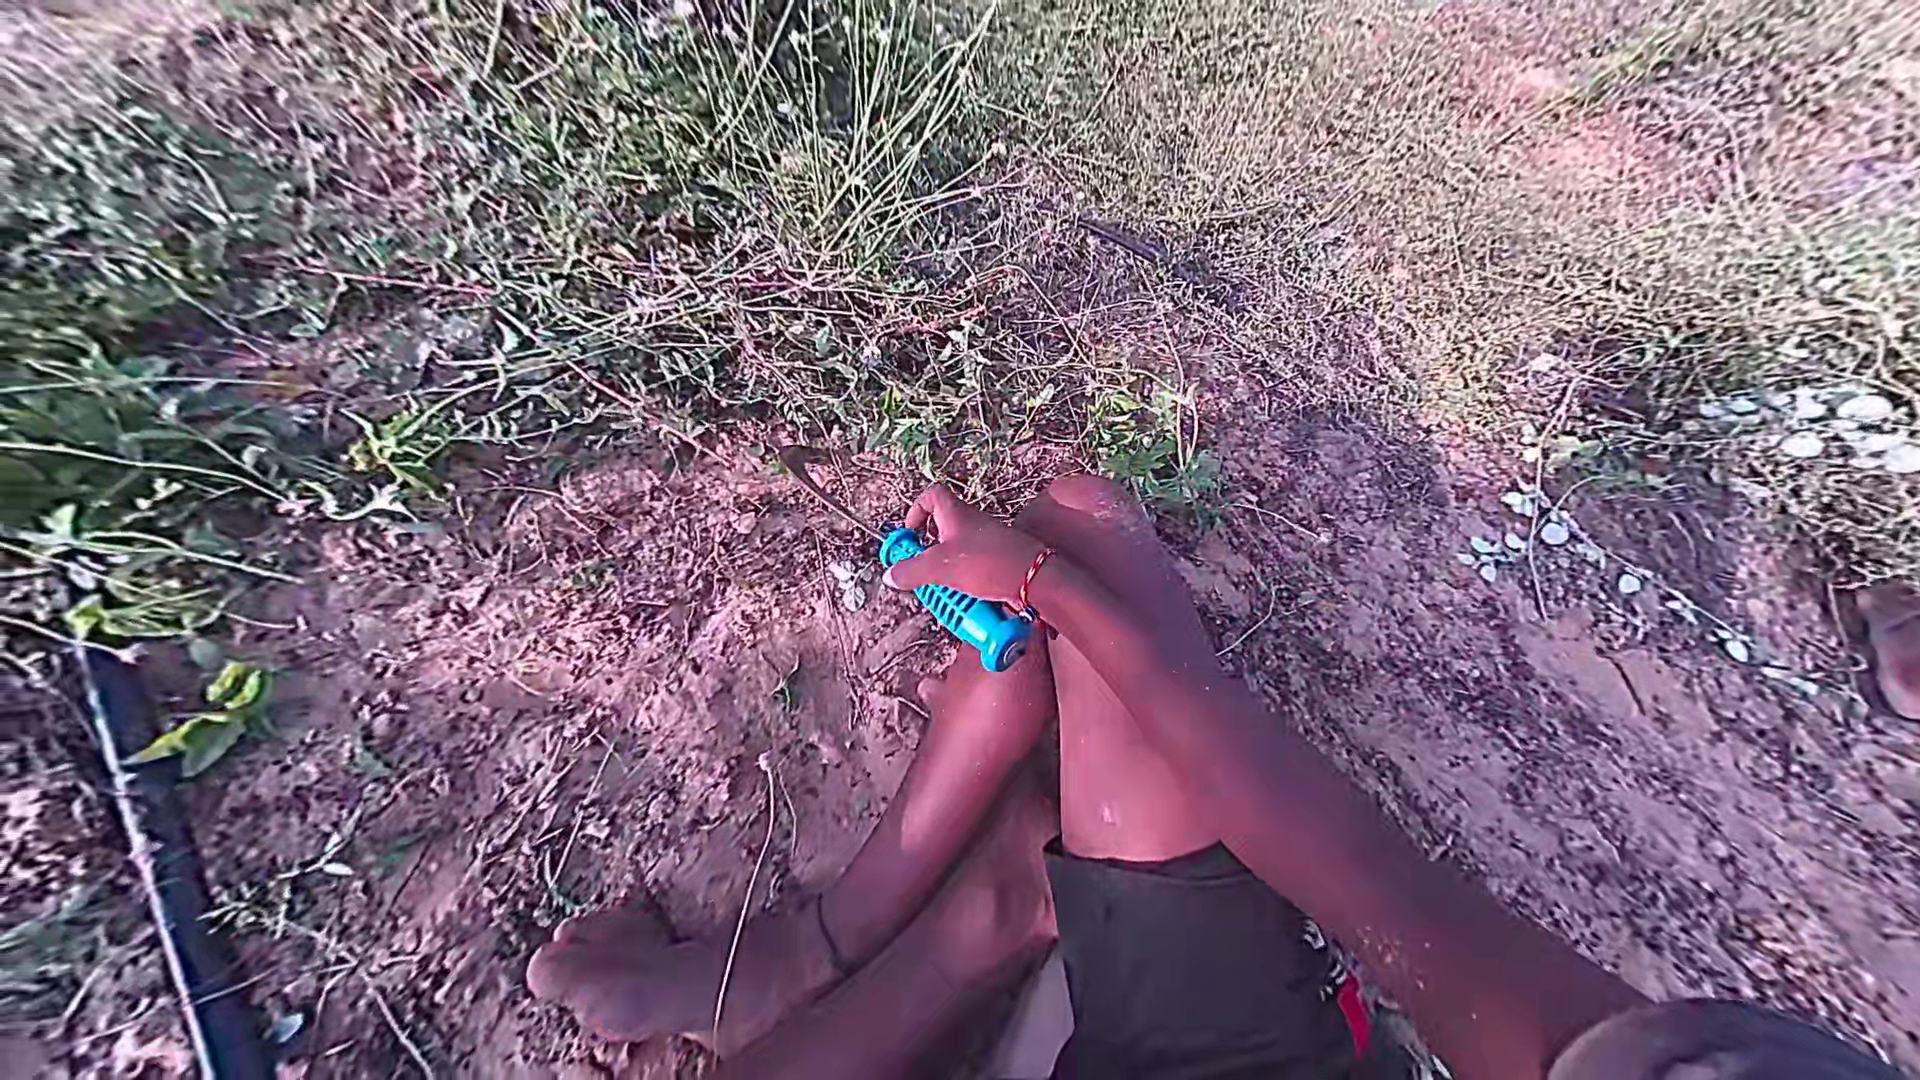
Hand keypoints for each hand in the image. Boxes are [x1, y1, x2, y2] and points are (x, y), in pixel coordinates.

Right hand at [882, 484, 1045, 603]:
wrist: (1035, 580)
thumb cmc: (989, 563)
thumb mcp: (940, 568)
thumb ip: (912, 571)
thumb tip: (890, 575)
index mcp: (956, 515)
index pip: (932, 496)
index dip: (916, 511)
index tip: (910, 535)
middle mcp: (972, 525)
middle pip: (941, 530)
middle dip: (927, 552)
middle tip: (921, 570)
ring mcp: (987, 544)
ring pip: (957, 554)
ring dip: (945, 571)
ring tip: (942, 589)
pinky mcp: (998, 563)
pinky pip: (974, 571)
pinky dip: (964, 584)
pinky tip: (963, 598)